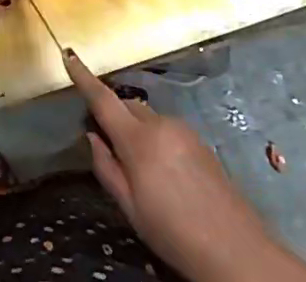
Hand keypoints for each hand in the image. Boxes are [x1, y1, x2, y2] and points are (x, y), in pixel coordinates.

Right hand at [65, 51, 305, 281]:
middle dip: (113, 115)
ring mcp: (183, 130)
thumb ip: (106, 167)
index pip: (104, 100)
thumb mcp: (130, 207)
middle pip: (127, 105)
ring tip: (141, 171)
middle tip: (108, 146)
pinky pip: (166, 129)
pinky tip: (165, 173)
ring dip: (137, 131)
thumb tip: (92, 137)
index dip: (84, 77)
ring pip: (148, 118)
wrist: (236, 250)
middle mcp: (161, 124)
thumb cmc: (174, 233)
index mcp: (139, 140)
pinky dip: (156, 139)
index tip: (69, 55)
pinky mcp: (200, 140)